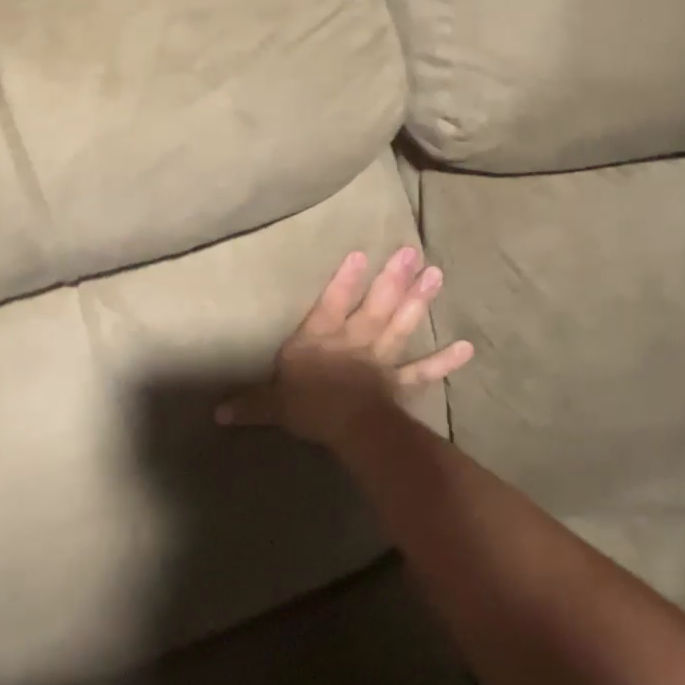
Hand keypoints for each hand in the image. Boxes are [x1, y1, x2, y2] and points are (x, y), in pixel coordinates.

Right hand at [217, 247, 474, 447]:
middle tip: (412, 251)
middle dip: (393, 278)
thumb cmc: (307, 408)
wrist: (348, 432)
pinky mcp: (397, 382)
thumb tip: (217, 413)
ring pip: (400, 325)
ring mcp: (380, 359)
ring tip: (436, 274)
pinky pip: (422, 371)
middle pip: (375, 305)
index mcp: (320, 339)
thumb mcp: (271, 403)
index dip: (345, 279)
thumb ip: (249, 402)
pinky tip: (467, 348)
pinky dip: (444, 360)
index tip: (360, 252)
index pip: (331, 303)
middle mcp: (353, 341)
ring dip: (418, 300)